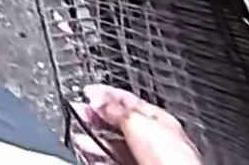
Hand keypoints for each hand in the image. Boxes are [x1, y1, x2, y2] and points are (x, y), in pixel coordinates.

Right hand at [72, 85, 202, 164]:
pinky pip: (112, 160)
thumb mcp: (136, 121)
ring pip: (114, 144)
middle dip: (95, 116)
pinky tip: (87, 152)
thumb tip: (96, 96)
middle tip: (77, 111)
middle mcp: (155, 140)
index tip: (85, 91)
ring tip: (77, 135)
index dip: (104, 93)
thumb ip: (114, 107)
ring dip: (93, 138)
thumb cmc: (171, 159)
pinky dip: (97, 156)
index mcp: (159, 120)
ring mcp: (147, 160)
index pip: (126, 100)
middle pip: (118, 123)